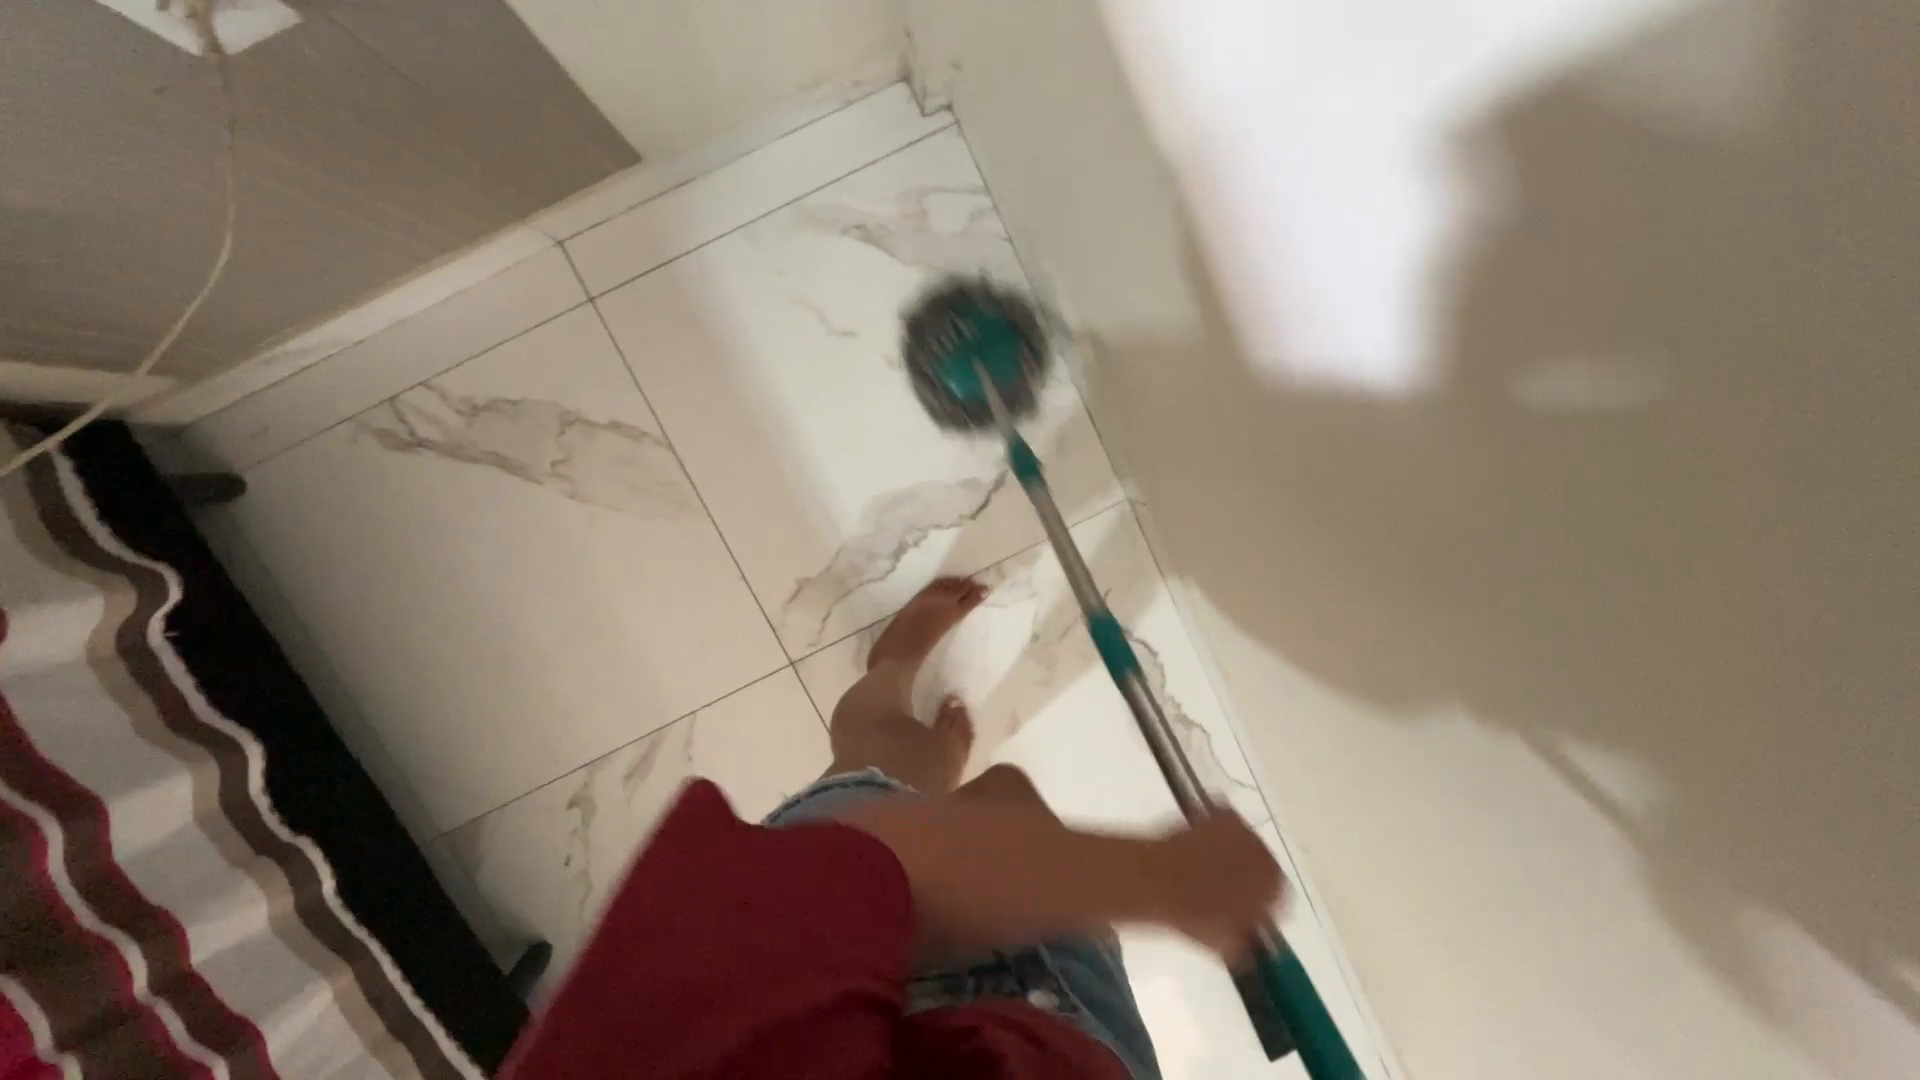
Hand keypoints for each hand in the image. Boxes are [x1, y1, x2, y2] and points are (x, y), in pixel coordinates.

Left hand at [1142, 813, 1284, 961]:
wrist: (1160, 880)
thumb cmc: (1196, 916)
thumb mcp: (1228, 944)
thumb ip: (1246, 942)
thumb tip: (1246, 941)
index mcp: (1276, 887)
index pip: (1278, 896)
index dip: (1260, 903)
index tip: (1242, 909)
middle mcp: (1266, 854)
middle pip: (1261, 865)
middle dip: (1245, 875)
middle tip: (1219, 888)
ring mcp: (1242, 829)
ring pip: (1240, 843)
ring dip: (1228, 853)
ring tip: (1201, 867)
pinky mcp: (1219, 812)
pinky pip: (1222, 822)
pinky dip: (1212, 830)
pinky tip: (1194, 845)